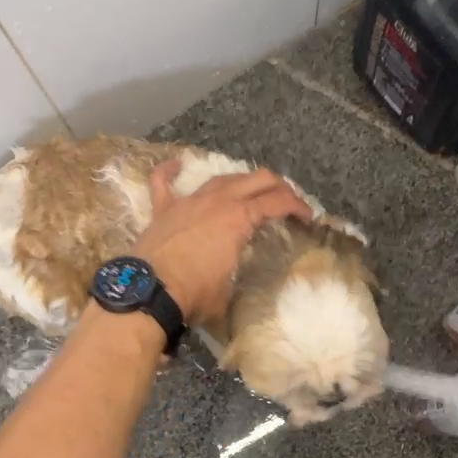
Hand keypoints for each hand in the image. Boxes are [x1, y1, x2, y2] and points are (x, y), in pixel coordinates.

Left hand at [131, 159, 312, 326]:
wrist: (149, 291)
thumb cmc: (195, 294)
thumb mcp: (230, 290)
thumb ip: (239, 273)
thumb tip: (240, 276)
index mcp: (239, 219)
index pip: (277, 203)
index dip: (297, 207)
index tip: (308, 217)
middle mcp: (217, 201)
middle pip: (255, 179)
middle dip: (277, 186)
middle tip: (287, 200)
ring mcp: (188, 201)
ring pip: (220, 178)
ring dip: (240, 180)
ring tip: (249, 189)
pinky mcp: (163, 210)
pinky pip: (164, 181)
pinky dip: (171, 171)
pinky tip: (177, 163)